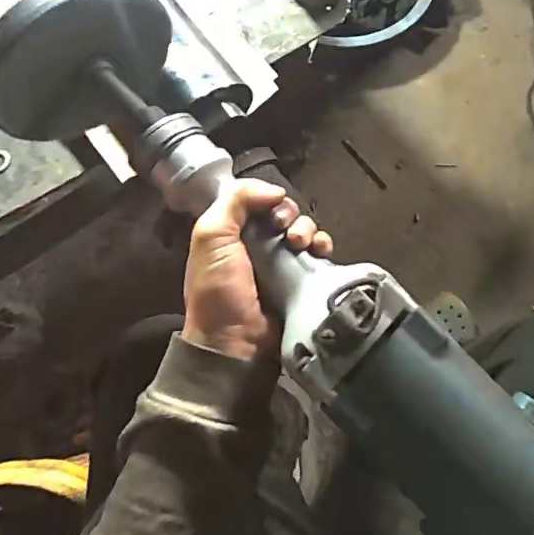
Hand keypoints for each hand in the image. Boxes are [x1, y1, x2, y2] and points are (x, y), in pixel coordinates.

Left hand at [183, 178, 333, 362]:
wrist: (237, 344)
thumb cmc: (218, 292)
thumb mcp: (210, 238)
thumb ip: (235, 202)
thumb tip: (275, 190)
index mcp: (231, 233)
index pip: (258, 201)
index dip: (268, 199)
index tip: (271, 211)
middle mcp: (257, 245)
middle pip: (284, 213)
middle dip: (290, 215)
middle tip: (285, 232)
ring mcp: (281, 263)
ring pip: (304, 230)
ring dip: (308, 230)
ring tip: (302, 245)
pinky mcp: (302, 280)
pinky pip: (319, 253)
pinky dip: (323, 246)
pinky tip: (320, 251)